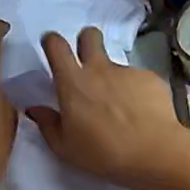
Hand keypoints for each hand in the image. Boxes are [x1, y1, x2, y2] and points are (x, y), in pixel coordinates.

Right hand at [26, 27, 189, 189]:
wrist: (154, 153)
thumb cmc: (104, 153)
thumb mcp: (66, 148)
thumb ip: (48, 125)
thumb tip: (35, 109)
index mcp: (73, 83)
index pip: (56, 45)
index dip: (53, 42)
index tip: (54, 50)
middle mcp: (100, 69)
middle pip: (90, 36)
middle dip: (87, 41)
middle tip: (88, 64)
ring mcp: (128, 71)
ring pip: (116, 66)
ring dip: (115, 81)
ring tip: (123, 111)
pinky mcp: (151, 78)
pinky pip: (138, 80)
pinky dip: (137, 93)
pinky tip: (143, 115)